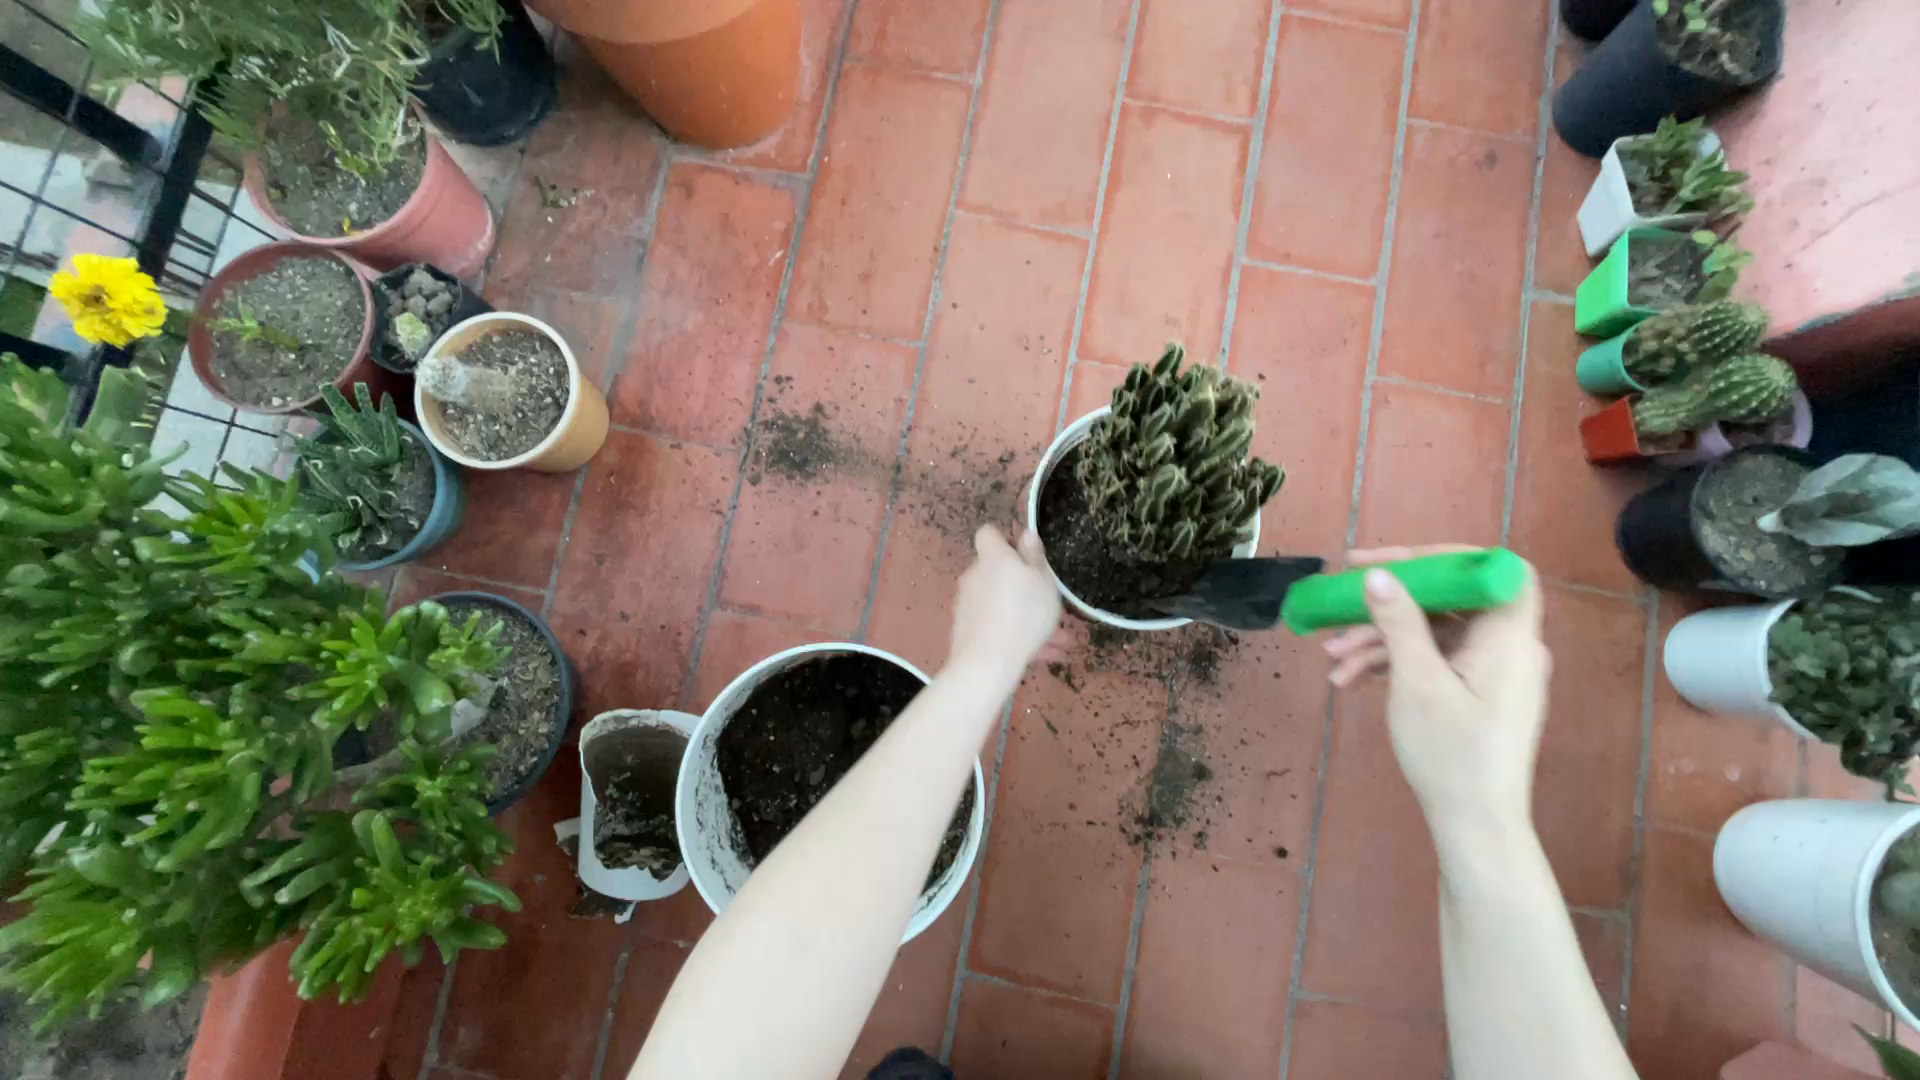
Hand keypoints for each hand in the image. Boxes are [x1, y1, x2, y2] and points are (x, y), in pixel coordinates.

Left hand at [947, 526, 1063, 680]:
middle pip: (997, 574)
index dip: (1005, 541)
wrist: (989, 661)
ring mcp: (968, 605)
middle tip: (1050, 605)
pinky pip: (998, 628)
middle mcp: (975, 577)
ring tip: (1060, 640)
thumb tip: (1025, 533)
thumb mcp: (1042, 581)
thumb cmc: (1024, 612)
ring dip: (1028, 618)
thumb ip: (1034, 556)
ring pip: (1003, 606)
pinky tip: (1048, 655)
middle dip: (1023, 588)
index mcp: (993, 558)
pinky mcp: (967, 631)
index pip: (988, 535)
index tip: (1024, 556)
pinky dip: (1020, 637)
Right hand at [1321, 546, 1550, 840]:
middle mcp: (1507, 647)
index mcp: (1509, 639)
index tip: (1386, 562)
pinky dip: (1393, 661)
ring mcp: (1490, 670)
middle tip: (1340, 596)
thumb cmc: (1451, 752)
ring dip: (1379, 638)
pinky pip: (1432, 658)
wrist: (1473, 824)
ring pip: (1432, 632)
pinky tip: (1350, 678)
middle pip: (1450, 600)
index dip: (1441, 558)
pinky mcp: (1474, 690)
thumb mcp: (1417, 682)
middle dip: (1389, 603)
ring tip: (1332, 658)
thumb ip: (1399, 622)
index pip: (1491, 572)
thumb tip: (1378, 575)